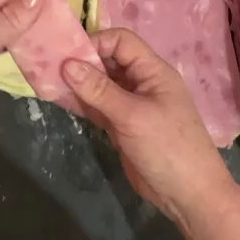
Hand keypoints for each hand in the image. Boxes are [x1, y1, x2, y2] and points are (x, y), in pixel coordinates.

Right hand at [62, 27, 232, 222]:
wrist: (188, 197)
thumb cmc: (168, 148)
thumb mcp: (132, 116)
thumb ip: (99, 90)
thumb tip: (67, 63)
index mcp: (152, 72)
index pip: (121, 42)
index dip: (96, 43)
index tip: (70, 56)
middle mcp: (141, 83)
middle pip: (108, 60)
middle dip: (83, 62)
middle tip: (53, 68)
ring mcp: (131, 105)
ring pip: (101, 84)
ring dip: (79, 83)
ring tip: (51, 82)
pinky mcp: (122, 125)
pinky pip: (98, 106)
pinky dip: (82, 102)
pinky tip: (61, 101)